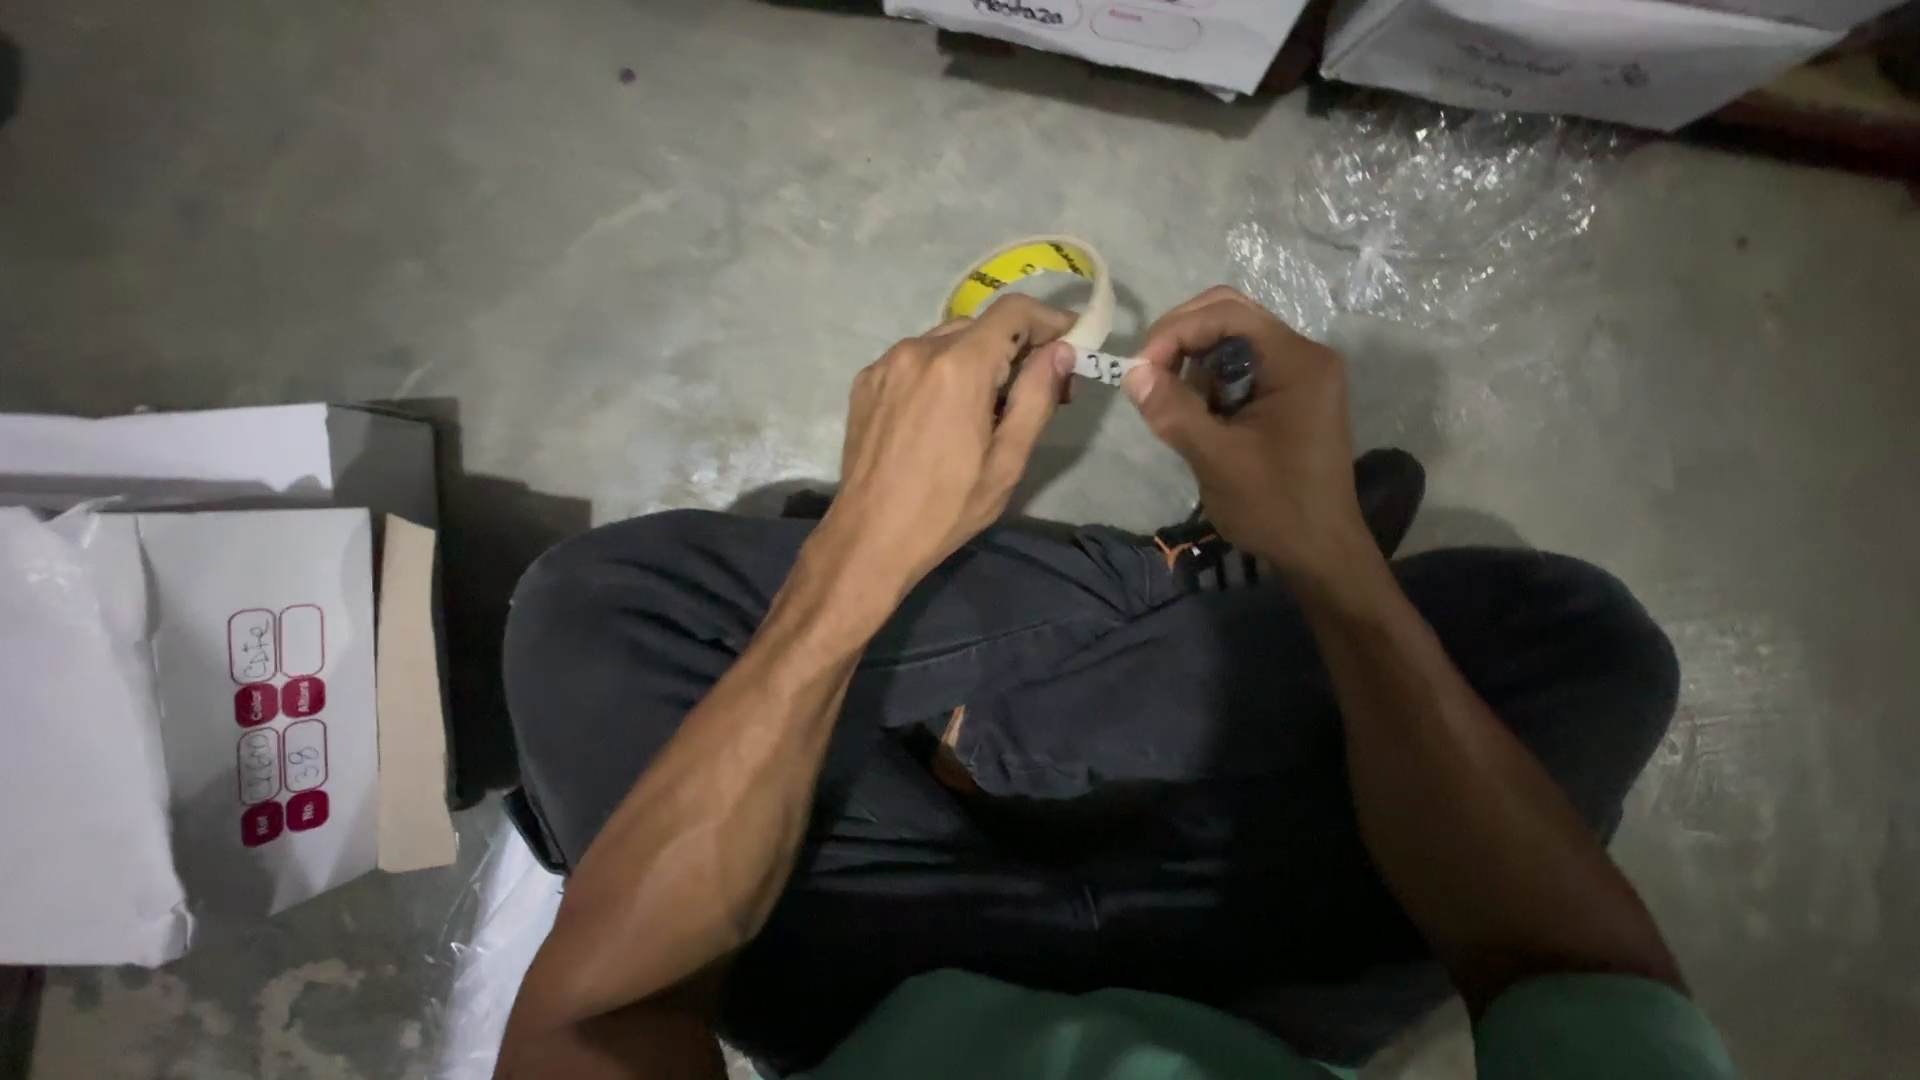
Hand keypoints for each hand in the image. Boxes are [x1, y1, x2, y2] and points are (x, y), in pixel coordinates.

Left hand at [817, 294, 1075, 592]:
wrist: (870, 537)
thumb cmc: (946, 508)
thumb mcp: (1006, 461)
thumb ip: (1036, 398)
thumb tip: (1060, 351)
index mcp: (958, 367)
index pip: (1013, 312)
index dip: (1048, 320)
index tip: (1070, 341)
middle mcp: (918, 350)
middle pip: (980, 326)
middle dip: (1015, 348)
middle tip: (1036, 390)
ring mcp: (886, 364)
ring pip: (946, 342)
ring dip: (975, 360)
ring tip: (985, 409)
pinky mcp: (866, 382)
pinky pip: (915, 360)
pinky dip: (939, 373)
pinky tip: (942, 415)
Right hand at [1122, 286, 1371, 578]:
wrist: (1319, 551)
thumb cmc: (1274, 506)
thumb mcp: (1216, 458)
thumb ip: (1174, 410)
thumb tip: (1132, 372)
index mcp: (1297, 361)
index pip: (1226, 314)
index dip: (1175, 331)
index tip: (1140, 370)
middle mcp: (1303, 355)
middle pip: (1230, 317)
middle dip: (1180, 338)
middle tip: (1146, 374)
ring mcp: (1299, 375)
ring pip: (1232, 341)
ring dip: (1192, 361)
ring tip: (1170, 401)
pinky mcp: (1289, 396)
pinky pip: (1241, 368)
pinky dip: (1209, 381)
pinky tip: (1196, 413)